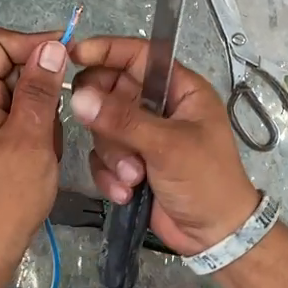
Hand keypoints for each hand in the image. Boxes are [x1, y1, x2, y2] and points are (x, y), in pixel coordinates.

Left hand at [0, 28, 70, 267]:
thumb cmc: (7, 196)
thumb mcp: (30, 139)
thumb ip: (39, 90)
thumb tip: (52, 46)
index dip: (32, 43)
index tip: (68, 58)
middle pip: (8, 65)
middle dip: (40, 85)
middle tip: (60, 115)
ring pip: (19, 93)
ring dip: (42, 112)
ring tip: (48, 145)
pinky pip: (18, 117)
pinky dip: (37, 130)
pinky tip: (44, 155)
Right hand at [67, 35, 259, 255]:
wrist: (215, 237)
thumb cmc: (207, 181)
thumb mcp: (167, 146)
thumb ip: (122, 120)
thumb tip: (79, 97)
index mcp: (180, 89)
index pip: (138, 55)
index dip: (106, 51)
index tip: (72, 55)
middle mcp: (158, 106)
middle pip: (110, 91)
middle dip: (106, 119)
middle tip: (101, 131)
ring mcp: (142, 134)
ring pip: (102, 128)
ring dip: (113, 156)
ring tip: (134, 177)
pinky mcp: (129, 162)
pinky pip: (102, 156)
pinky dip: (109, 175)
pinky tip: (127, 192)